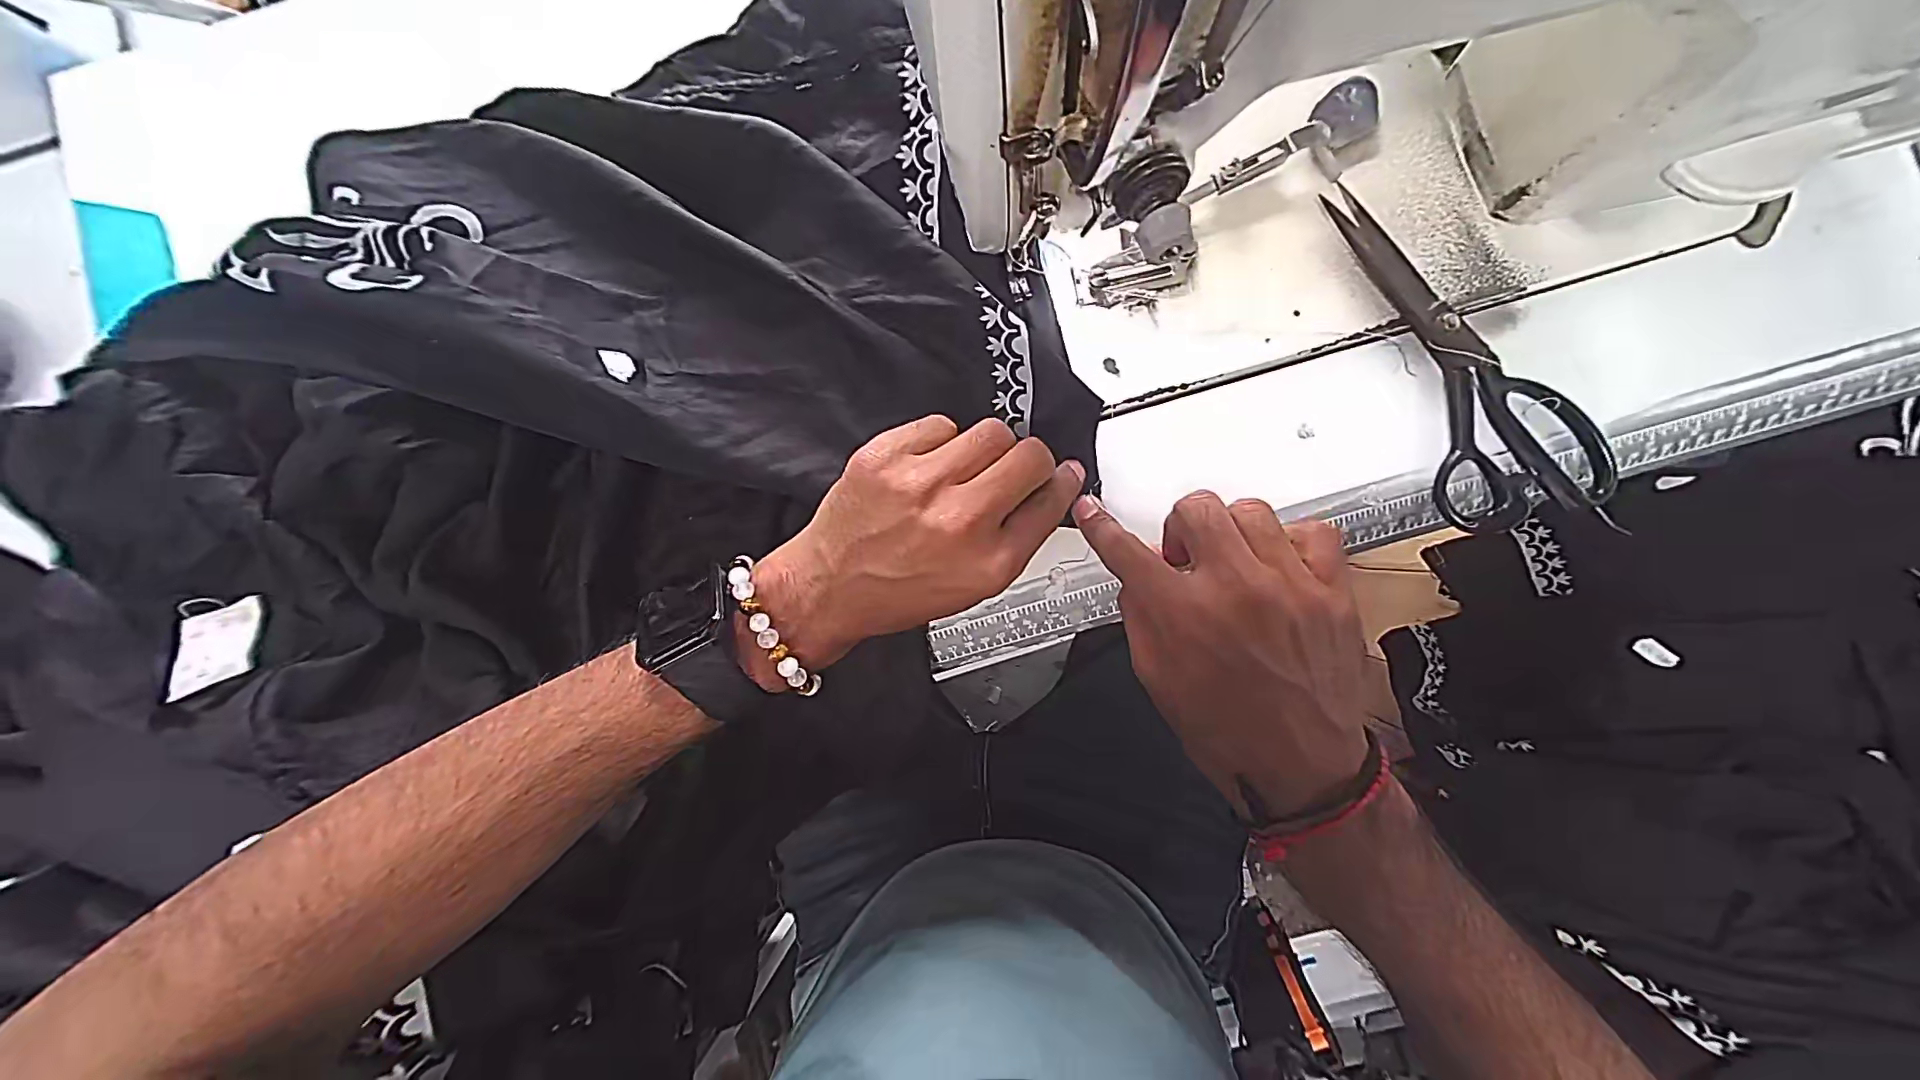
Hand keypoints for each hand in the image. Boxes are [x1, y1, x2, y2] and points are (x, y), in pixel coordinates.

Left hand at [743, 416, 1082, 682]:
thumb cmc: (896, 591)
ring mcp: (921, 483)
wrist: (829, 586)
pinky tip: (929, 465)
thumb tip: (1046, 492)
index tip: (1062, 473)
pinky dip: (943, 440)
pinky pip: (942, 423)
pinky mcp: (887, 457)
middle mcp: (959, 520)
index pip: (1050, 502)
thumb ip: (1018, 538)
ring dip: (987, 447)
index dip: (1061, 482)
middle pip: (1029, 457)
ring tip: (963, 470)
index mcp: (988, 561)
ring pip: (991, 432)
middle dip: (1029, 460)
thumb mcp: (973, 585)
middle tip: (1011, 469)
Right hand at [1072, 491, 1370, 822]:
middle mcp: (1234, 590)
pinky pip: (1313, 530)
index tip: (1094, 512)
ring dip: (1230, 532)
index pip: (1126, 550)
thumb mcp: (1158, 679)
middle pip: (1196, 509)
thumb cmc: (1230, 732)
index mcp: (1182, 615)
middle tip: (1186, 557)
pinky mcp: (1330, 593)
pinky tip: (1278, 564)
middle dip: (1180, 527)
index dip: (1101, 526)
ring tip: (1233, 561)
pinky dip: (1290, 539)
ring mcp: (1288, 586)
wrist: (1301, 766)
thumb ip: (1140, 620)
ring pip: (1251, 511)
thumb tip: (1133, 582)